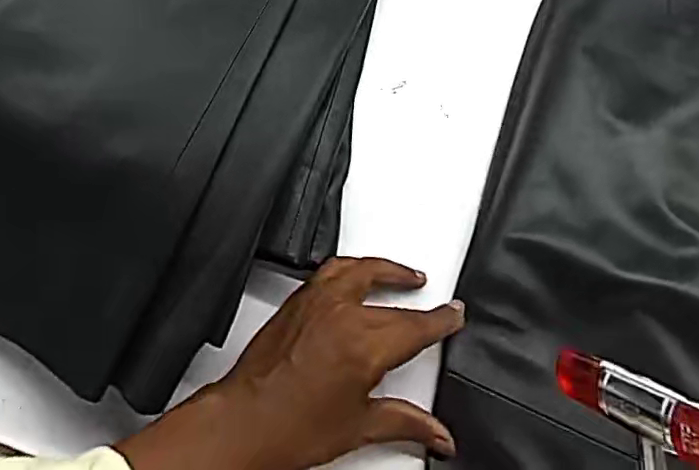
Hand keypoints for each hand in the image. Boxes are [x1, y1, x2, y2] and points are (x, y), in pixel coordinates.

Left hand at [114, 258, 465, 469]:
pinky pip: (330, 270)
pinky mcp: (297, 298)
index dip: (439, 319)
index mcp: (363, 344)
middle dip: (414, 290)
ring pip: (357, 267)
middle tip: (431, 294)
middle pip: (388, 289)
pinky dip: (349, 268)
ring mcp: (316, 300)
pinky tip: (352, 277)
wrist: (245, 421)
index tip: (453, 313)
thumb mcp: (358, 427)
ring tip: (398, 272)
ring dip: (382, 267)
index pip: (414, 325)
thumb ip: (404, 422)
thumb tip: (436, 433)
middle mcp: (340, 312)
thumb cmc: (291, 427)